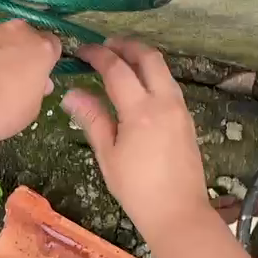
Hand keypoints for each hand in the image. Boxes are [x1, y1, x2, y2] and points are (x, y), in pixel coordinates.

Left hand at [0, 20, 61, 144]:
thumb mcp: (30, 110)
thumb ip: (38, 90)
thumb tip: (38, 82)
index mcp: (40, 49)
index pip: (52, 46)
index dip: (44, 61)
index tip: (35, 76)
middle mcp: (16, 31)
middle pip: (23, 37)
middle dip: (19, 53)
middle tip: (7, 78)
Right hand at [62, 40, 209, 235]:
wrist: (177, 211)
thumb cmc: (136, 188)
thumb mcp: (107, 155)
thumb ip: (92, 119)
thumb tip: (71, 94)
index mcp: (141, 110)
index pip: (116, 69)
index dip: (97, 55)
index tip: (81, 51)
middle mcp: (164, 101)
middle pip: (148, 57)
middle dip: (125, 46)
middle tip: (104, 46)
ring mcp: (180, 108)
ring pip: (162, 69)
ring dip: (140, 58)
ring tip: (119, 61)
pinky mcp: (186, 118)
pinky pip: (168, 84)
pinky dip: (151, 75)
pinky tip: (136, 86)